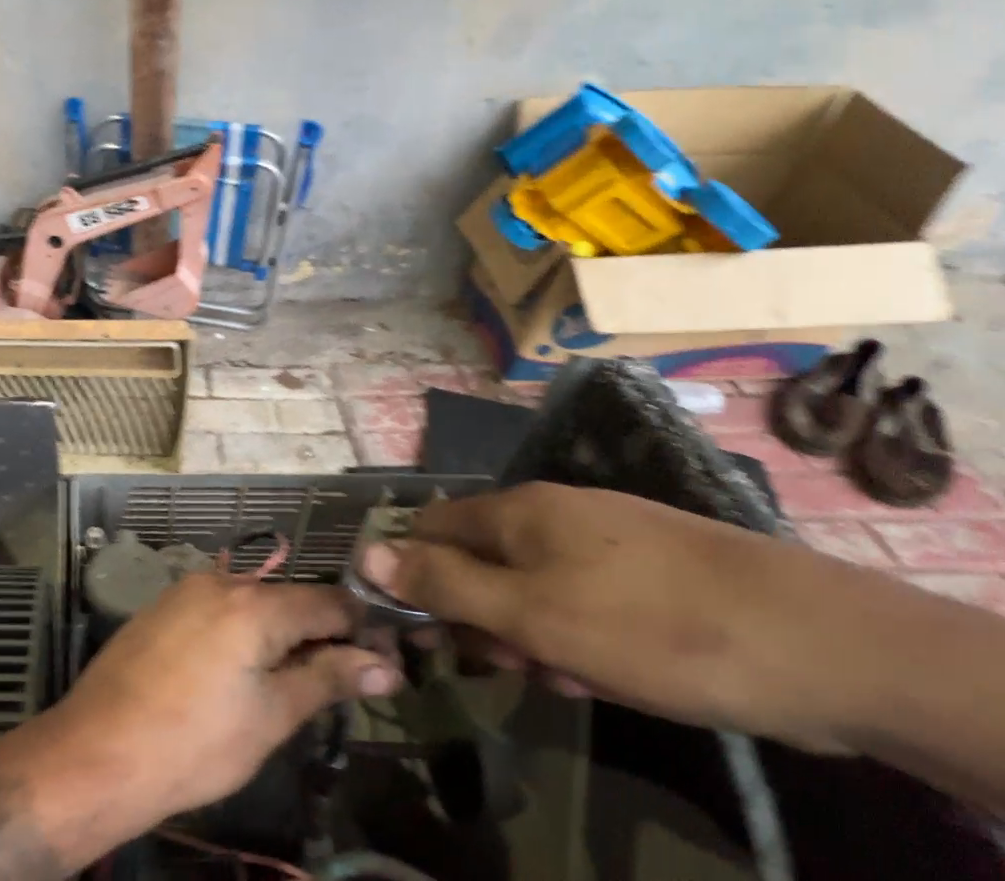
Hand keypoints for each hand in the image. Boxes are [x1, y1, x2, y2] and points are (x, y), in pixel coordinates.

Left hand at [50, 572, 399, 816]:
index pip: (330, 602)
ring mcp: (182, 593)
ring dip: (281, 634)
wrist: (98, 752)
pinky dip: (242, 633)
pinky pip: (216, 611)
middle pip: (288, 599)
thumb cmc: (195, 743)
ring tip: (297, 681)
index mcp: (253, 604)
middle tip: (346, 679)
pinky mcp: (158, 611)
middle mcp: (218, 583)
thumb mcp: (271, 716)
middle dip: (322, 633)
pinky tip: (243, 672)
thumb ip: (328, 679)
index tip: (386, 662)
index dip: (364, 629)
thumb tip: (387, 665)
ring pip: (251, 604)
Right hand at [360, 482, 926, 753]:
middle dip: (482, 618)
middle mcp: (556, 511)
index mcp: (517, 510)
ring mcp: (609, 537)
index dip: (415, 580)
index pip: (428, 529)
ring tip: (570, 677)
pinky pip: (586, 599)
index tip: (429, 636)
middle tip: (512, 666)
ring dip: (533, 635)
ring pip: (534, 587)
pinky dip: (580, 636)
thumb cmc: (649, 628)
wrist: (823, 646)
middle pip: (481, 561)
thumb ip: (443, 586)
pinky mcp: (652, 569)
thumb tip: (363, 553)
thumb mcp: (529, 616)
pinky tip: (608, 673)